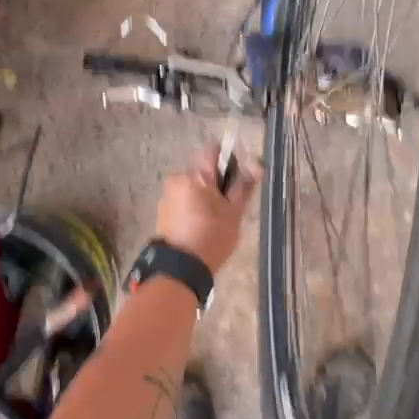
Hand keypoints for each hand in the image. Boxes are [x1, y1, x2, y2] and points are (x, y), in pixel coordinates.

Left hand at [154, 143, 260, 273]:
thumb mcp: (234, 212)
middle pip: (202, 171)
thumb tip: (256, 163)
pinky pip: (182, 200)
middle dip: (215, 184)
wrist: (180, 268)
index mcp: (196, 175)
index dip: (228, 160)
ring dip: (203, 196)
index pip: (214, 150)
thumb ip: (244, 185)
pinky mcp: (162, 210)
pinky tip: (198, 227)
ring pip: (192, 186)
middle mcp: (178, 178)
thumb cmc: (212, 237)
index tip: (234, 181)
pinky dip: (191, 207)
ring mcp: (167, 195)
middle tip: (226, 208)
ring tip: (212, 221)